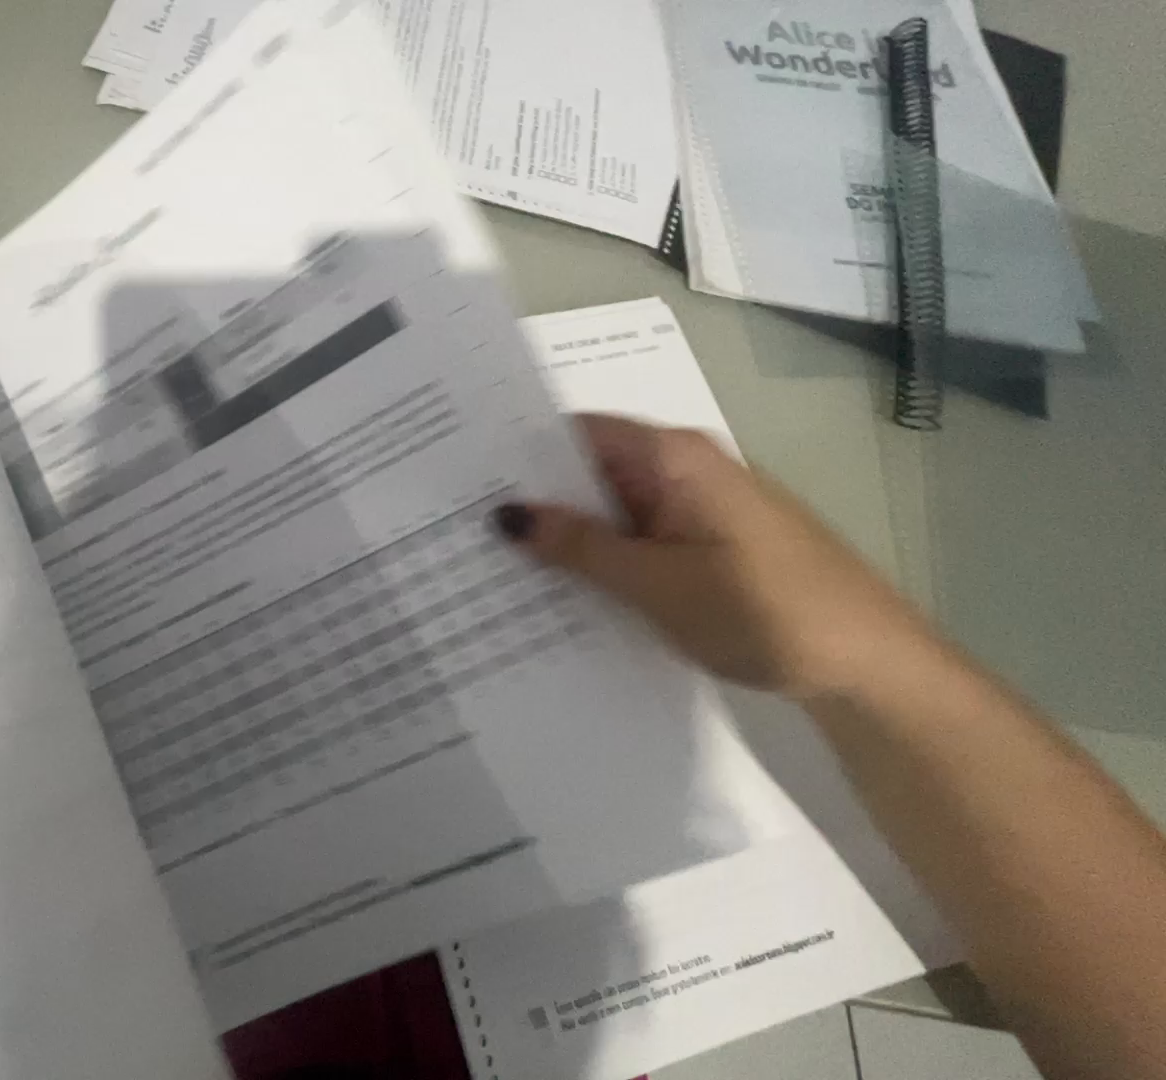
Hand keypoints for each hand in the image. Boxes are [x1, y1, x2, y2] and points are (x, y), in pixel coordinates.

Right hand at [494, 414, 936, 701]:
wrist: (869, 665)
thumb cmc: (763, 610)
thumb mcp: (654, 582)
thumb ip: (578, 546)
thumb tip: (507, 514)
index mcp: (672, 458)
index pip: (575, 432)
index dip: (516, 450)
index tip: (459, 476)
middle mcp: (680, 469)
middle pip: (586, 469)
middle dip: (529, 495)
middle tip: (458, 524)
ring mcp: (691, 507)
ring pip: (605, 507)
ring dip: (560, 531)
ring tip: (489, 556)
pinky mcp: (699, 543)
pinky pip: (630, 536)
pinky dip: (593, 554)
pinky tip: (552, 584)